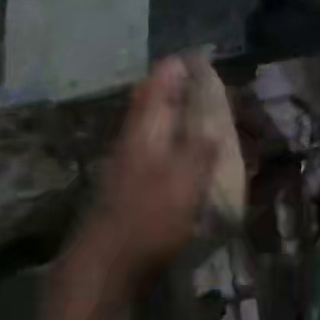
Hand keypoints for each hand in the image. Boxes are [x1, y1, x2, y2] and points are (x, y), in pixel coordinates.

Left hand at [77, 57, 221, 279]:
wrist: (106, 263)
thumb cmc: (150, 215)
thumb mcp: (186, 179)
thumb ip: (202, 149)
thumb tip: (214, 125)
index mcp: (146, 129)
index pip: (157, 84)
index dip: (175, 68)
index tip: (197, 57)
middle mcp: (133, 138)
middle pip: (149, 101)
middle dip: (171, 87)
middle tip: (198, 80)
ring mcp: (127, 162)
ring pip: (149, 124)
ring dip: (170, 111)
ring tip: (197, 110)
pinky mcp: (129, 185)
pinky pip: (152, 146)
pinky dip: (169, 137)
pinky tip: (183, 150)